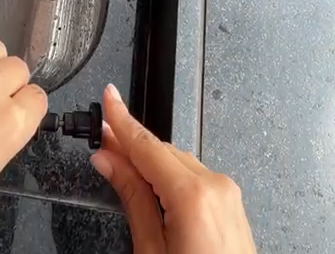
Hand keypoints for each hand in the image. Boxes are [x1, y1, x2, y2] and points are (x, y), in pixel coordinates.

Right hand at [91, 84, 255, 252]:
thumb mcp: (152, 252)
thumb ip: (132, 198)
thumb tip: (109, 161)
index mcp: (193, 195)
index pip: (147, 144)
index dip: (121, 120)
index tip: (108, 96)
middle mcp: (216, 185)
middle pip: (162, 151)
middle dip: (131, 145)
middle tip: (101, 144)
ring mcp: (229, 195)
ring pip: (179, 163)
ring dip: (150, 161)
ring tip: (121, 165)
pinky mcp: (233, 206)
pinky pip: (195, 178)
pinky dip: (171, 176)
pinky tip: (153, 184)